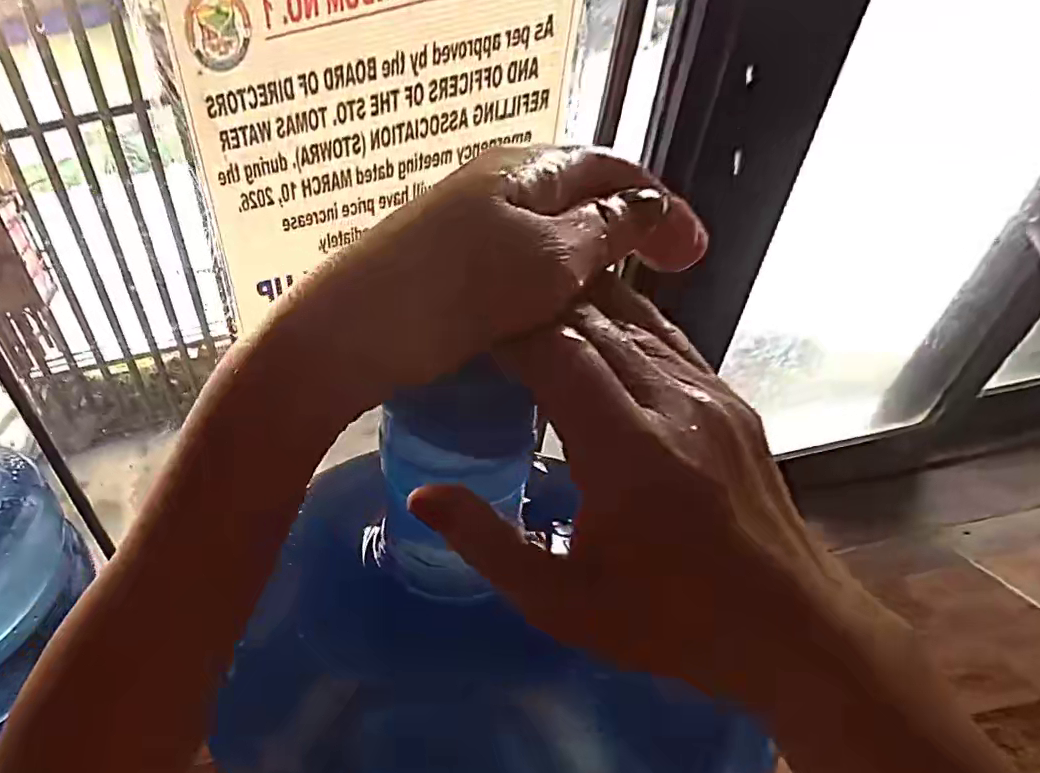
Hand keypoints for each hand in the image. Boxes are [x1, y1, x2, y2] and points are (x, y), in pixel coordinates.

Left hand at [261, 146, 706, 418]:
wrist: (344, 336)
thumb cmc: (449, 293)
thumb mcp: (544, 260)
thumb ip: (603, 232)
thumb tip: (645, 208)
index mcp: (525, 168)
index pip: (613, 170)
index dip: (662, 209)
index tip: (695, 255)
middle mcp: (491, 188)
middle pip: (575, 203)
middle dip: (621, 237)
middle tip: (651, 284)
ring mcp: (458, 231)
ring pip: (540, 242)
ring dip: (579, 269)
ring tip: (604, 311)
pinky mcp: (436, 273)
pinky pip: (506, 272)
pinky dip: (537, 292)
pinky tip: (542, 322)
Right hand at [407, 277, 891, 712]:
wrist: (788, 630)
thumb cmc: (665, 622)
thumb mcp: (557, 601)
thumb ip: (486, 543)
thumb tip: (423, 496)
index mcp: (627, 452)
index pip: (557, 353)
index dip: (506, 331)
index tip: (463, 329)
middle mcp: (675, 405)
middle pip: (597, 322)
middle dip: (535, 309)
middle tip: (484, 313)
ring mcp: (712, 398)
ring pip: (637, 320)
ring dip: (579, 308)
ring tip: (528, 309)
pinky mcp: (731, 404)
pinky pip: (668, 342)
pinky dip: (621, 327)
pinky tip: (593, 335)